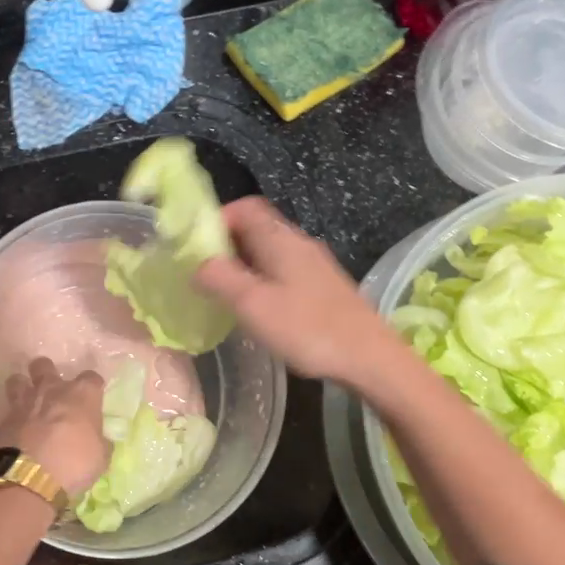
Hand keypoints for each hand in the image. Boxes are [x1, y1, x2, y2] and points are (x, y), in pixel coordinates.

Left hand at [0, 358, 108, 496]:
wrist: (32, 477)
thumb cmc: (75, 463)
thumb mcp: (101, 457)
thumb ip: (100, 442)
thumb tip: (99, 440)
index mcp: (82, 394)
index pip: (91, 378)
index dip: (92, 388)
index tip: (93, 400)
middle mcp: (52, 389)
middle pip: (45, 365)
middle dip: (47, 373)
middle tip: (52, 392)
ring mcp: (25, 402)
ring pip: (18, 379)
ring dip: (22, 388)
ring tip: (28, 403)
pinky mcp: (5, 419)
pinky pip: (8, 410)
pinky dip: (13, 417)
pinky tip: (16, 430)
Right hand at [193, 197, 405, 386]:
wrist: (369, 357)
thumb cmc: (307, 328)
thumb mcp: (253, 304)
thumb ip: (220, 278)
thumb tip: (197, 264)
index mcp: (281, 239)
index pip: (246, 207)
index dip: (217, 218)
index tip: (195, 245)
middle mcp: (299, 244)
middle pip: (257, 228)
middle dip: (227, 245)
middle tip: (203, 272)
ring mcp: (315, 266)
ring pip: (270, 252)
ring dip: (244, 265)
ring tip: (224, 293)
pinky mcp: (323, 287)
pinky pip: (284, 271)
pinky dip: (263, 280)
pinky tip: (258, 309)